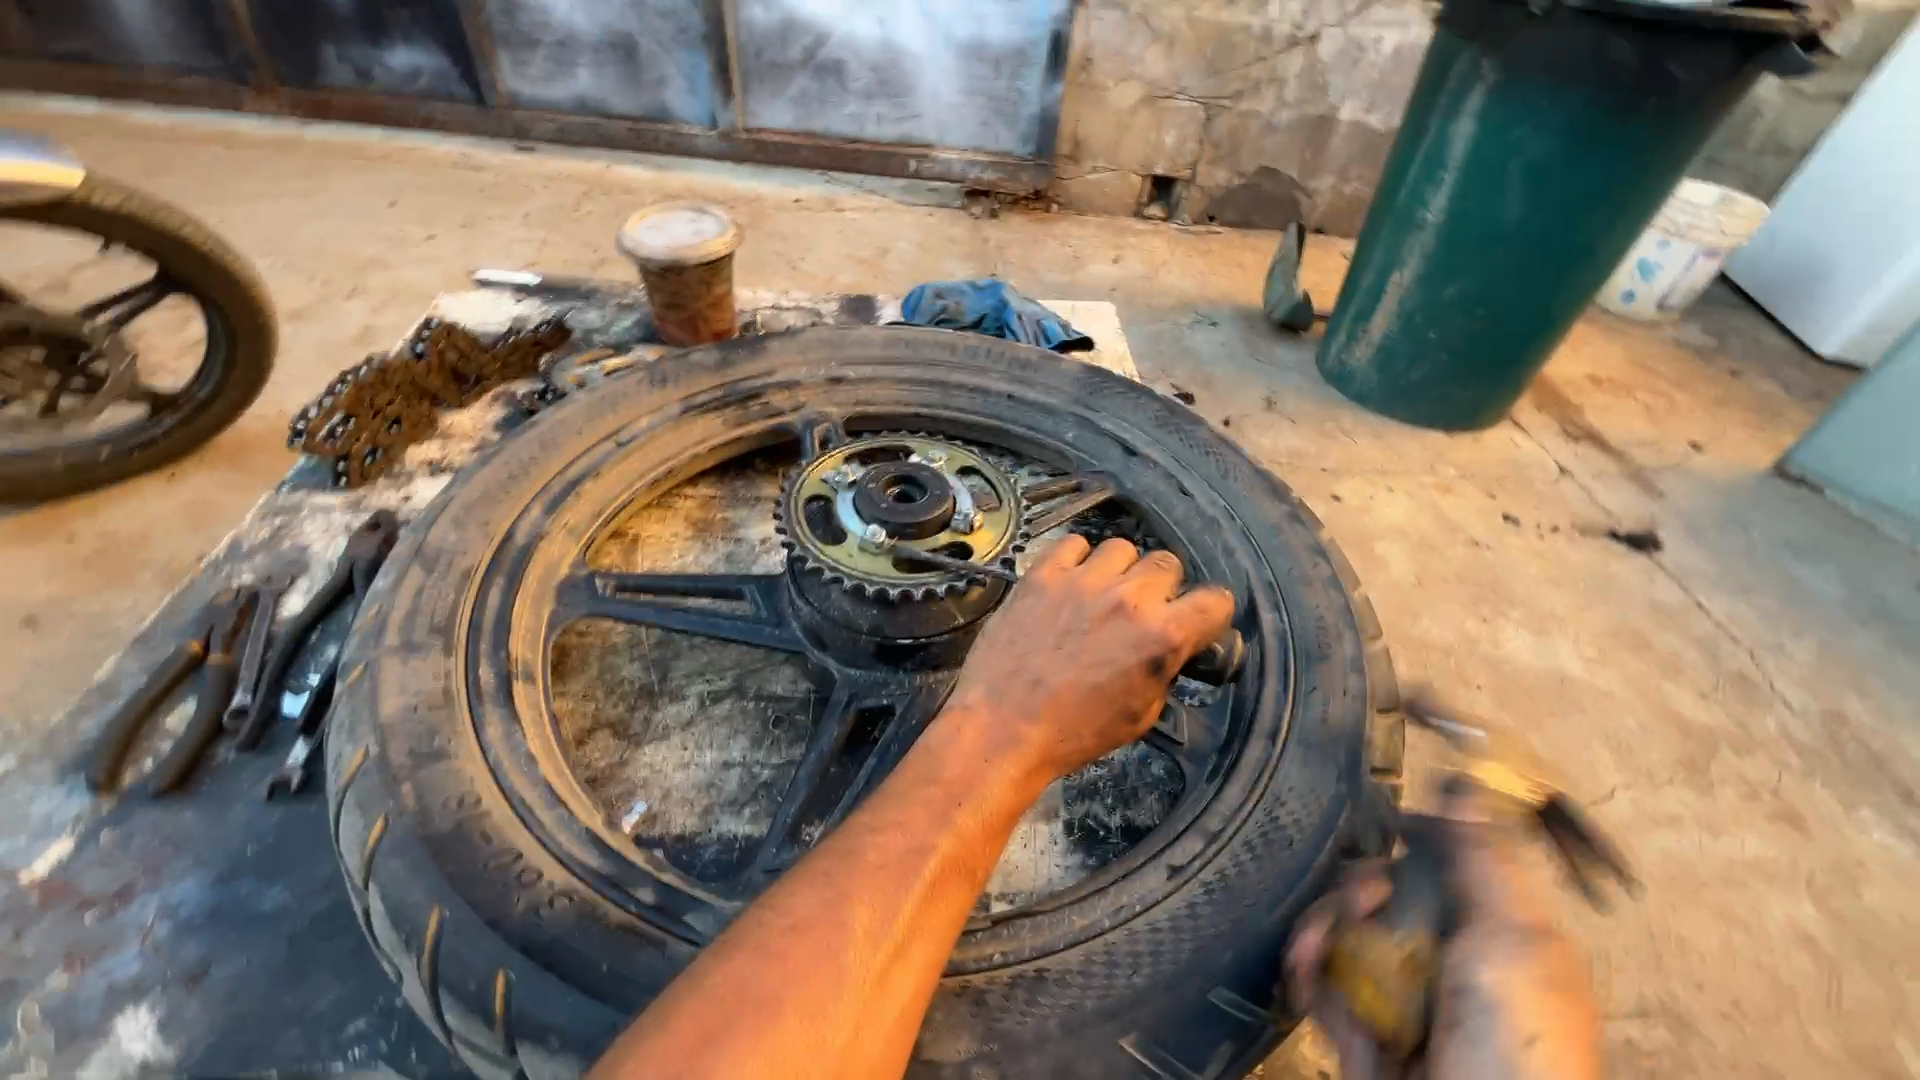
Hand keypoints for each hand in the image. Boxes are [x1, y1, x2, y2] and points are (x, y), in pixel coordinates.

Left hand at [937, 535, 1234, 787]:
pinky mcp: (1043, 574)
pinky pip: (1073, 543)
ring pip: (1121, 547)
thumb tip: (1170, 648)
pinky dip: (1077, 559)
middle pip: (1167, 564)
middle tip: (1139, 611)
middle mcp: (1128, 598)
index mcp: (1162, 637)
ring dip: (1119, 569)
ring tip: (1101, 594)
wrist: (1004, 727)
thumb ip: (1164, 668)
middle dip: (1161, 588)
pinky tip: (1069, 581)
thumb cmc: (1073, 732)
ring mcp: (1083, 580)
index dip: (1209, 613)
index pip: (1215, 600)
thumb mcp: (1141, 714)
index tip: (1196, 620)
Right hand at [1284, 795, 1602, 1079]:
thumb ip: (1481, 861)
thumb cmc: (1511, 1044)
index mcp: (1499, 933)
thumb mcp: (1509, 944)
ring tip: (1315, 947)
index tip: (1389, 819)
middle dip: (1360, 886)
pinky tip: (1302, 966)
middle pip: (1387, 889)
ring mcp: (1402, 991)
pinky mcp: (1361, 1023)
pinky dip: (1307, 966)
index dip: (1419, 833)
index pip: (1454, 861)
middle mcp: (1449, 954)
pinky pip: (1324, 975)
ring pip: (1346, 927)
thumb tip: (1464, 778)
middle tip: (1360, 902)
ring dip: (1323, 926)